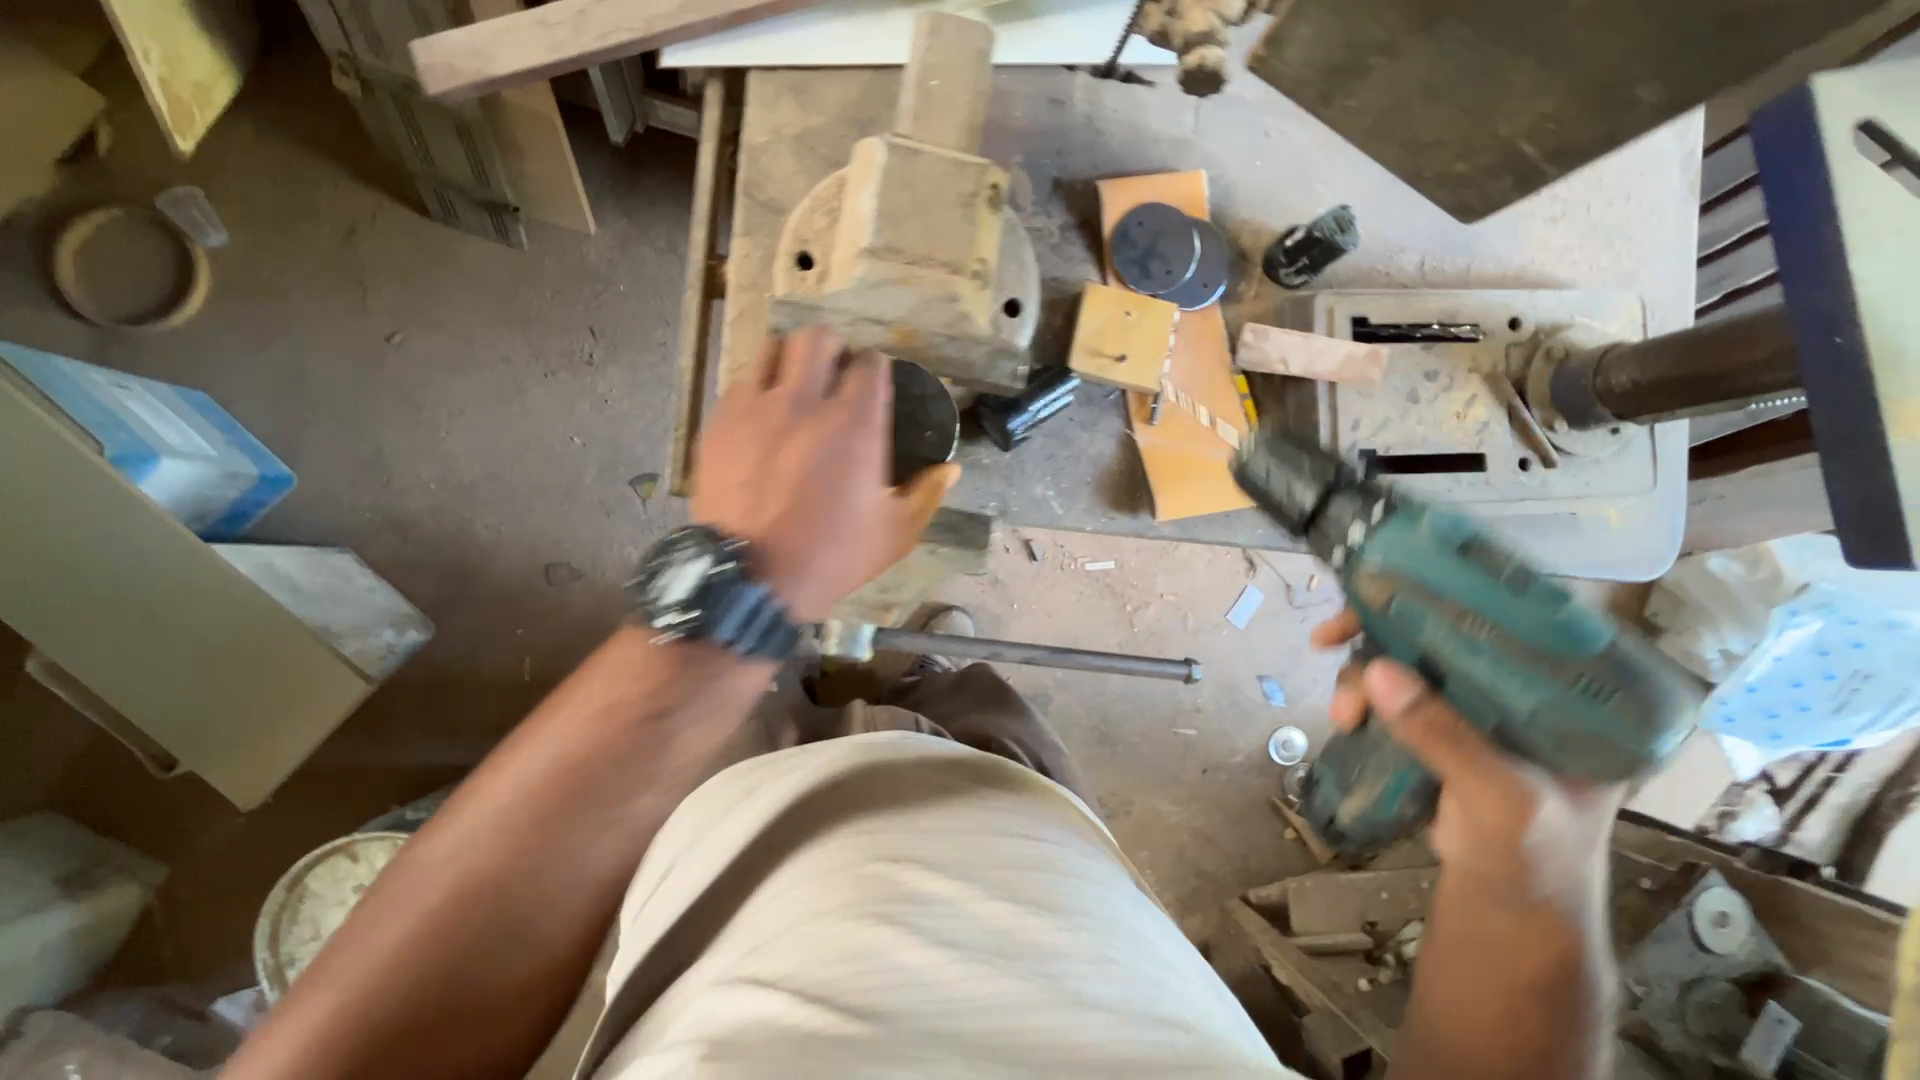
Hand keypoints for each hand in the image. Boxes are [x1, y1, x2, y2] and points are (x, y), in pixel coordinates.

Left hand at [690, 327, 958, 622]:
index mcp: (854, 423)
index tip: (874, 387)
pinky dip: (756, 391)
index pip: (870, 364)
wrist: (752, 579)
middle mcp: (804, 402)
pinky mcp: (719, 423)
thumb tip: (951, 468)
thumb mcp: (895, 534)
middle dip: (833, 350)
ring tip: (794, 388)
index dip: (876, 370)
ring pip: (772, 349)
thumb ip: (927, 494)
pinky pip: (739, 383)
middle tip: (834, 377)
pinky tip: (762, 419)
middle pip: (818, 338)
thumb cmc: (831, 556)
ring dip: (790, 361)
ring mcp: (755, 409)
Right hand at [1312, 610, 1622, 912]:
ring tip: (1343, 715)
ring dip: (1364, 676)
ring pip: (1410, 659)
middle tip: (1330, 637)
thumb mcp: (1502, 798)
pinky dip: (1363, 697)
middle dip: (1381, 630)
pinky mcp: (1442, 725)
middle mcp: (1521, 684)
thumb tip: (1380, 672)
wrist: (1508, 910)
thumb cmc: (1535, 856)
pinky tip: (1346, 718)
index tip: (1393, 586)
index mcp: (1567, 688)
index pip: (1515, 614)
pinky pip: (1395, 692)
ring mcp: (1477, 705)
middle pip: (1445, 628)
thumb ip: (1447, 737)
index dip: (1454, 591)